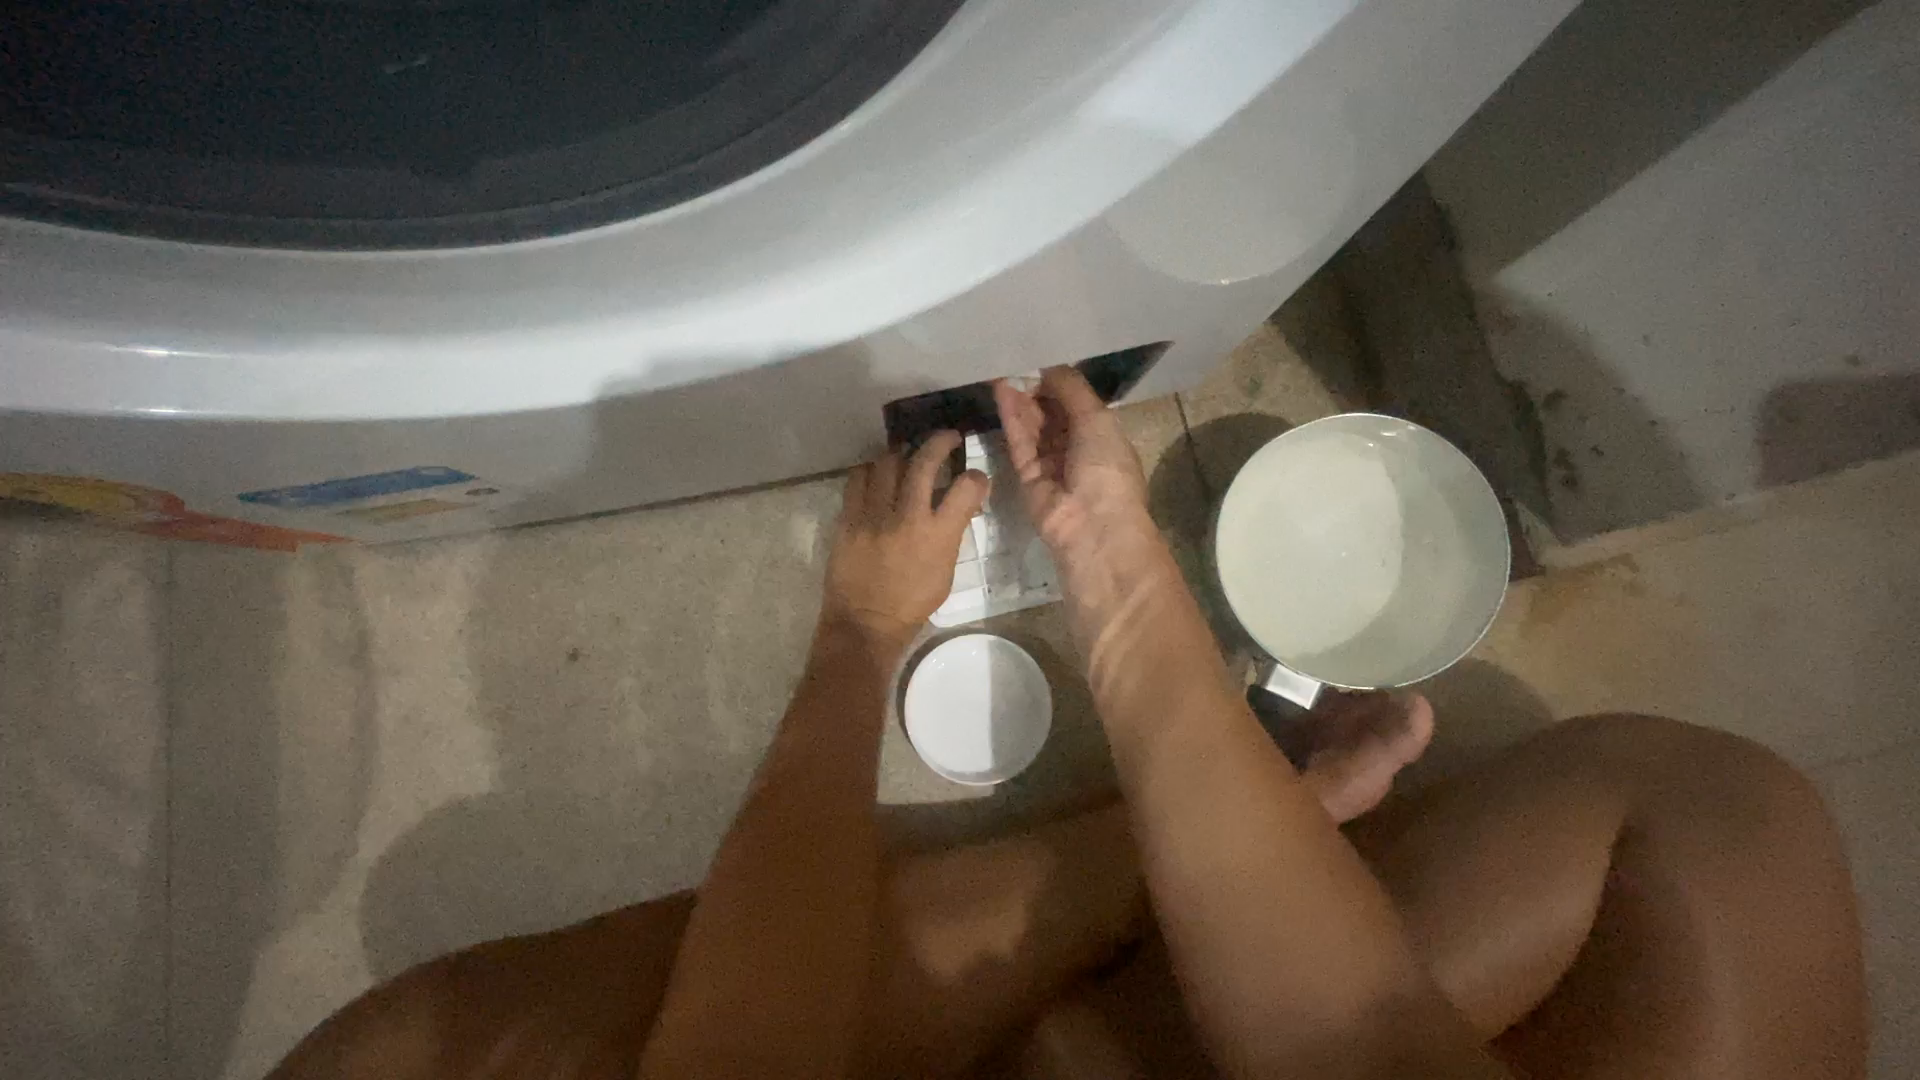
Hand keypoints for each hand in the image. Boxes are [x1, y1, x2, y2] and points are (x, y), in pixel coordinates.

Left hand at [820, 430, 988, 646]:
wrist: (865, 623)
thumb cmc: (911, 604)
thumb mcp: (946, 573)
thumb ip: (951, 535)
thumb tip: (956, 508)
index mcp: (938, 535)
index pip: (967, 487)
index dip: (976, 476)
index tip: (974, 476)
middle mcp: (908, 517)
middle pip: (925, 461)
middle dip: (940, 441)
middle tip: (946, 437)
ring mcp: (874, 515)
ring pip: (888, 462)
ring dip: (902, 453)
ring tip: (907, 454)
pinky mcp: (848, 518)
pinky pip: (858, 478)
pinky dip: (871, 470)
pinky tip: (877, 474)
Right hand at [992, 367, 1152, 558]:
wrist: (1093, 526)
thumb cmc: (1107, 467)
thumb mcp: (1097, 418)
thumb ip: (1072, 389)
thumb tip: (1049, 366)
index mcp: (1104, 436)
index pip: (1077, 404)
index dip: (1060, 384)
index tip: (1040, 359)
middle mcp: (1077, 449)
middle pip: (1052, 415)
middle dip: (1036, 390)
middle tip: (1015, 360)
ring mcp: (1051, 464)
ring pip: (1033, 427)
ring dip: (1020, 400)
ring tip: (1002, 369)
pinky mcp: (1027, 477)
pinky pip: (1019, 443)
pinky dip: (1011, 418)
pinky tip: (1001, 391)